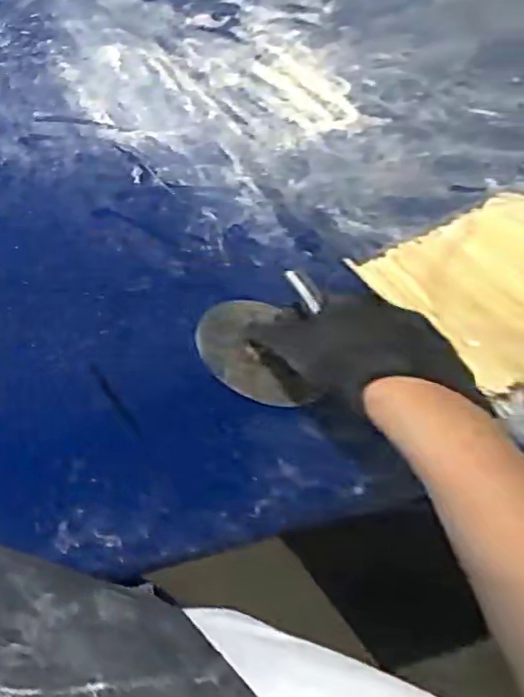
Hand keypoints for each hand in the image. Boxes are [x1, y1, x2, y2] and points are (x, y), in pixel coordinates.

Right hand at [251, 293, 488, 413]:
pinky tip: (385, 383)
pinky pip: (413, 356)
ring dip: (372, 347)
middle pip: (356, 317)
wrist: (409, 396)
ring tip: (358, 371)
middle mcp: (390, 308)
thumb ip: (264, 331)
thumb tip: (248, 324)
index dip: (304, 318)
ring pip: (387, 336)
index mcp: (350, 301)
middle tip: (326, 354)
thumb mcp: (287, 346)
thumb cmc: (338, 362)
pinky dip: (397, 364)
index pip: (319, 301)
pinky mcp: (448, 358)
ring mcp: (426, 333)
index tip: (296, 337)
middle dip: (342, 331)